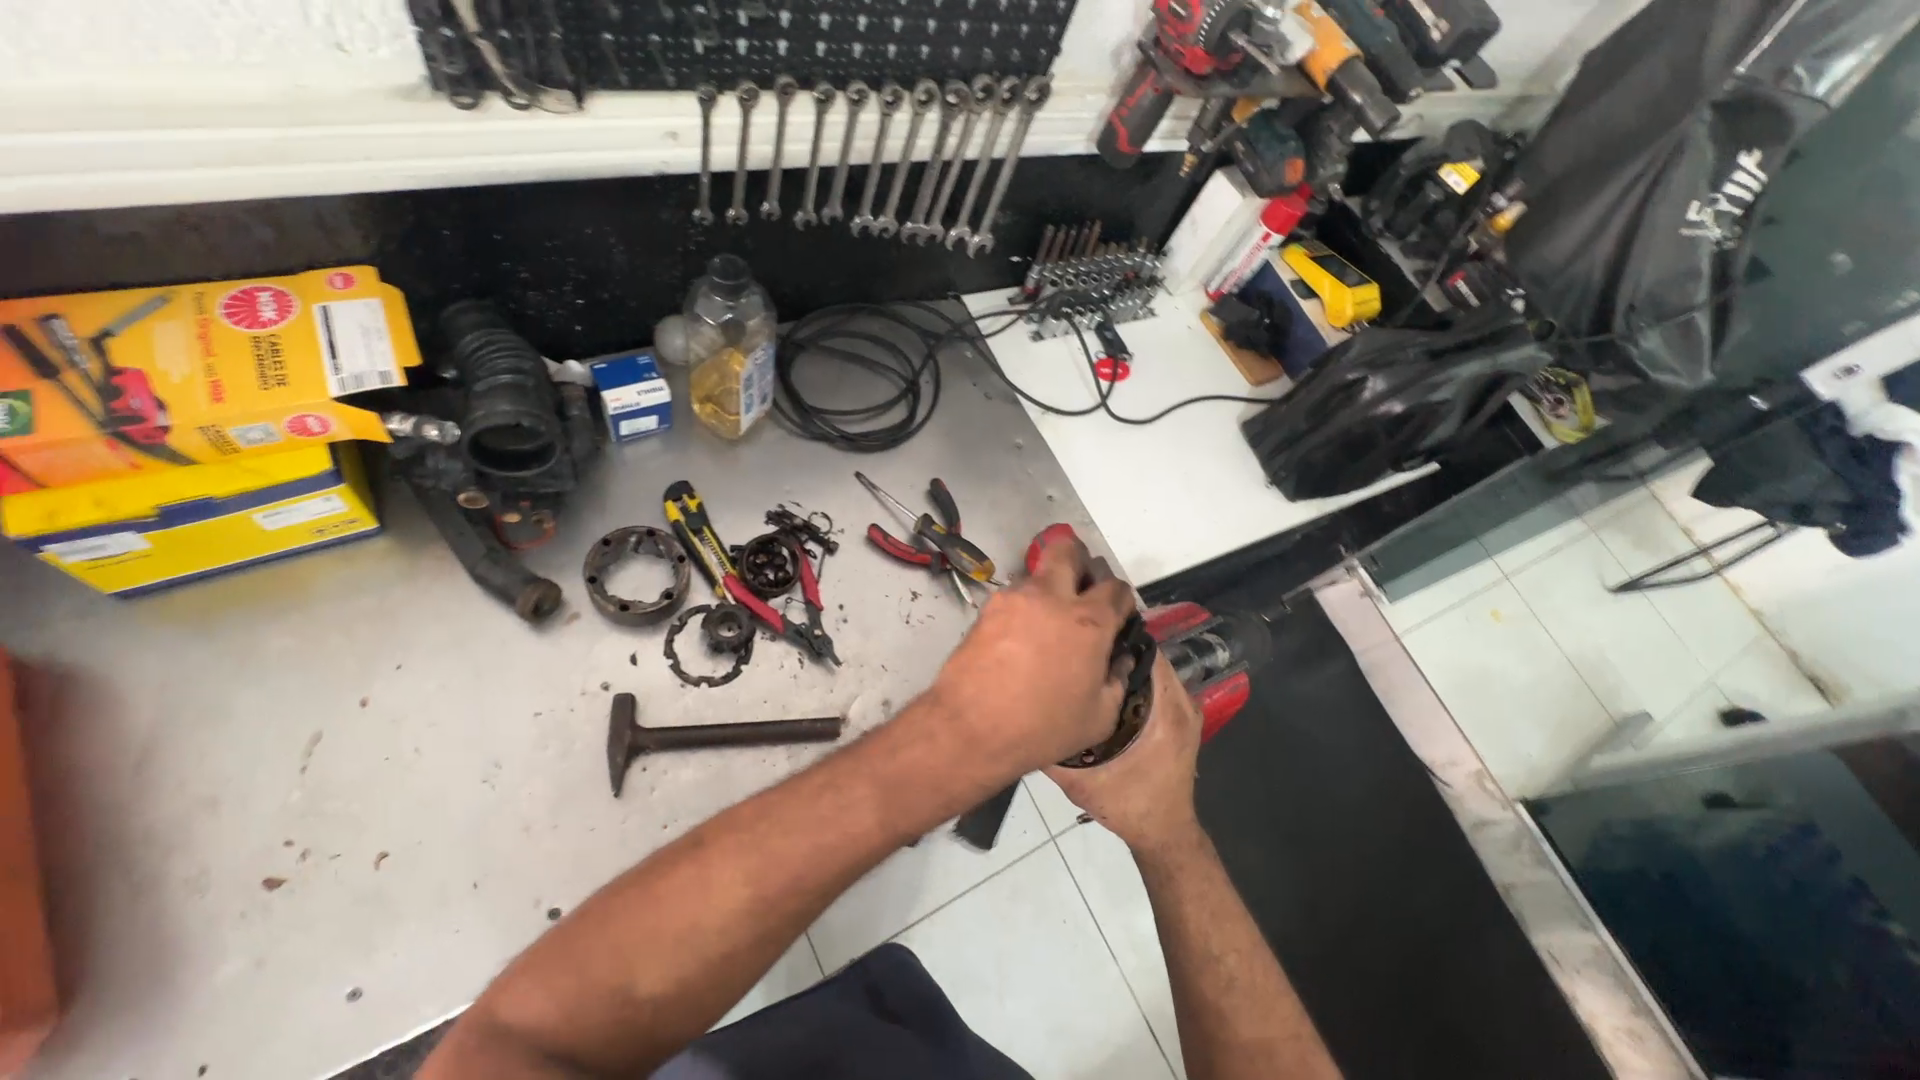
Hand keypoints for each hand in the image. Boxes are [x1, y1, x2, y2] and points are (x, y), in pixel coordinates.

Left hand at [923, 531, 1136, 776]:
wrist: (970, 729)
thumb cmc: (1042, 728)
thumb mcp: (1099, 717)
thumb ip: (1116, 680)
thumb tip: (1119, 660)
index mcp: (1089, 621)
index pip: (1116, 588)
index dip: (1122, 601)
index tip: (1118, 618)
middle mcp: (1051, 597)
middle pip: (1068, 550)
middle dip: (1079, 562)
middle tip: (1080, 592)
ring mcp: (1013, 599)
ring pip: (1035, 574)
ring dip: (1046, 590)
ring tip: (1044, 626)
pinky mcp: (985, 611)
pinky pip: (1011, 599)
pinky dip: (1020, 611)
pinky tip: (1018, 642)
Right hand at [1045, 650, 1203, 854]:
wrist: (1163, 836)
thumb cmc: (1131, 807)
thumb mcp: (1083, 782)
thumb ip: (1055, 753)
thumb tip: (1024, 719)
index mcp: (1168, 711)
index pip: (1147, 654)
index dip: (1116, 640)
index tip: (1083, 636)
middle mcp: (1182, 704)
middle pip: (1150, 659)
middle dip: (1116, 650)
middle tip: (1078, 647)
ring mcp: (1185, 711)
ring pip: (1153, 672)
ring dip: (1124, 665)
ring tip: (1086, 663)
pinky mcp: (1180, 720)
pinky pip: (1156, 687)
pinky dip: (1133, 681)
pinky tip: (1101, 687)